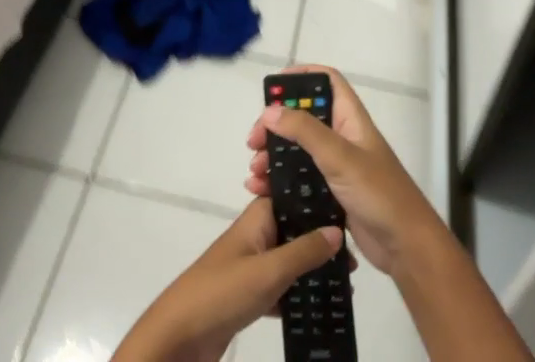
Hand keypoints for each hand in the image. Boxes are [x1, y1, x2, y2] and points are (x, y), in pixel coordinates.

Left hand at [115, 198, 341, 361]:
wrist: (180, 337)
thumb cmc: (223, 292)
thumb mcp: (269, 270)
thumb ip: (304, 251)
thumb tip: (336, 230)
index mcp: (256, 220)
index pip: (291, 197)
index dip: (318, 203)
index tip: (349, 215)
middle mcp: (254, 238)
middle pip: (293, 231)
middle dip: (321, 243)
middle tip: (354, 263)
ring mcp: (249, 268)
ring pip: (289, 262)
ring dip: (312, 271)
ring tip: (345, 286)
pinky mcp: (247, 296)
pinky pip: (280, 289)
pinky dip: (298, 296)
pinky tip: (321, 309)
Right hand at [245, 65, 441, 276]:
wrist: (406, 247)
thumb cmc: (378, 193)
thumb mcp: (340, 157)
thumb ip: (305, 131)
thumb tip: (270, 110)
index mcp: (351, 120)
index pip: (327, 82)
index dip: (302, 76)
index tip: (273, 88)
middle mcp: (343, 138)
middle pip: (304, 118)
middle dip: (276, 126)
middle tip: (253, 141)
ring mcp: (338, 167)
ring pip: (298, 151)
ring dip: (274, 156)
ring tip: (254, 172)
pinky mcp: (332, 194)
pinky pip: (299, 180)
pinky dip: (279, 182)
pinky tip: (261, 191)